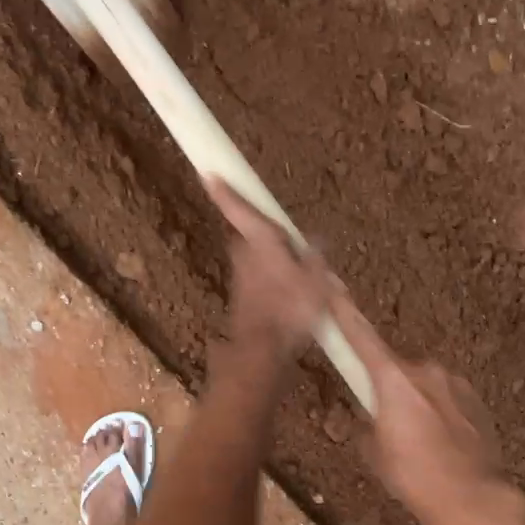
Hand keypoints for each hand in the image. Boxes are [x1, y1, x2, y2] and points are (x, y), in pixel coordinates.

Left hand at [206, 179, 335, 358]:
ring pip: (255, 260)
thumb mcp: (316, 280)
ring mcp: (240, 277)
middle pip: (251, 236)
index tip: (208, 174)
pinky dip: (270, 284)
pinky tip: (290, 300)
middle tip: (290, 247)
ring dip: (270, 264)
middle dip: (266, 237)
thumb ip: (315, 257)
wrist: (260, 350)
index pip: (239, 210)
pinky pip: (258, 281)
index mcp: (261, 240)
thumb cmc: (289, 309)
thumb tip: (316, 240)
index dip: (224, 192)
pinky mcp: (240, 298)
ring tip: (298, 280)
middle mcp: (244, 254)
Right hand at [328, 295, 509, 524]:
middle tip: (384, 426)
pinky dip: (437, 415)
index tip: (332, 289)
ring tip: (418, 445)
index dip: (343, 314)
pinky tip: (440, 446)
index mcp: (393, 380)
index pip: (361, 338)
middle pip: (394, 370)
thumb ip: (366, 422)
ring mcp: (455, 383)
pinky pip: (445, 399)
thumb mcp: (373, 452)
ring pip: (422, 386)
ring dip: (414, 405)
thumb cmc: (413, 477)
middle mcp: (426, 371)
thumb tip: (369, 414)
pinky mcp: (476, 399)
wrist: (473, 497)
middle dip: (386, 389)